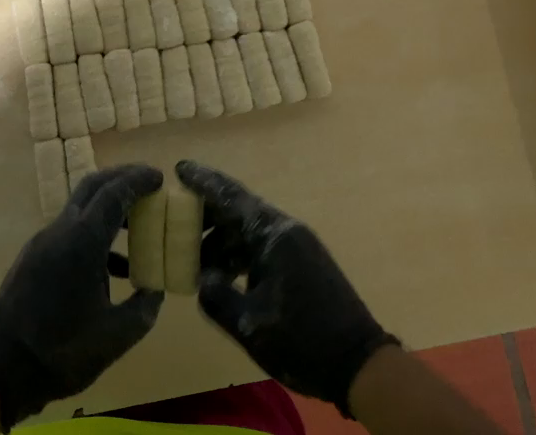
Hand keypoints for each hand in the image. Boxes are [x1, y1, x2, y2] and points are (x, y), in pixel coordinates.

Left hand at [0, 164, 165, 429]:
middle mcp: (61, 231)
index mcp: (83, 241)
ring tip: (138, 226)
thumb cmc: (63, 350)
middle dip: (122, 179)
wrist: (3, 366)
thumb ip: (143, 309)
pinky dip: (94, 233)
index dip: (138, 180)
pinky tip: (114, 268)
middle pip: (93, 187)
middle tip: (148, 186)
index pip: (114, 193)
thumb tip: (155, 290)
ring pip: (80, 208)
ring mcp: (44, 242)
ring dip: (108, 207)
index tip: (159, 177)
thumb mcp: (116, 336)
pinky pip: (70, 231)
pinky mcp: (35, 257)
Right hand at [179, 160, 397, 415]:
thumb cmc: (303, 341)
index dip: (203, 181)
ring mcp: (298, 246)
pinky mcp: (304, 263)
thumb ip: (217, 296)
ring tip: (193, 258)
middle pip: (239, 211)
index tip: (179, 168)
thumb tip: (201, 279)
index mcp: (274, 235)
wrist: (360, 365)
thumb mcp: (250, 325)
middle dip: (207, 215)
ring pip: (250, 231)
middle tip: (175, 222)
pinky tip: (223, 275)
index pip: (231, 196)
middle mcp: (286, 231)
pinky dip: (239, 254)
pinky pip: (262, 246)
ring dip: (222, 240)